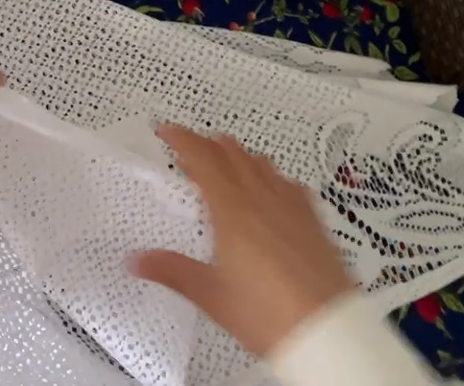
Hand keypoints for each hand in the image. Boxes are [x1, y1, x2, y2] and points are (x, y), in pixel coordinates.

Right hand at [130, 125, 355, 357]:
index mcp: (231, 207)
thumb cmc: (268, 314)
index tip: (166, 130)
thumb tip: (136, 260)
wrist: (327, 333)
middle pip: (231, 152)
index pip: (201, 156)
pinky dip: (272, 178)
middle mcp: (261, 197)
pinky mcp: (314, 220)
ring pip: (260, 162)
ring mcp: (291, 205)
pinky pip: (289, 184)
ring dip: (238, 156)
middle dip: (207, 144)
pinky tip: (272, 191)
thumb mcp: (211, 295)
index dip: (181, 138)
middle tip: (189, 151)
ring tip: (225, 165)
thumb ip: (172, 271)